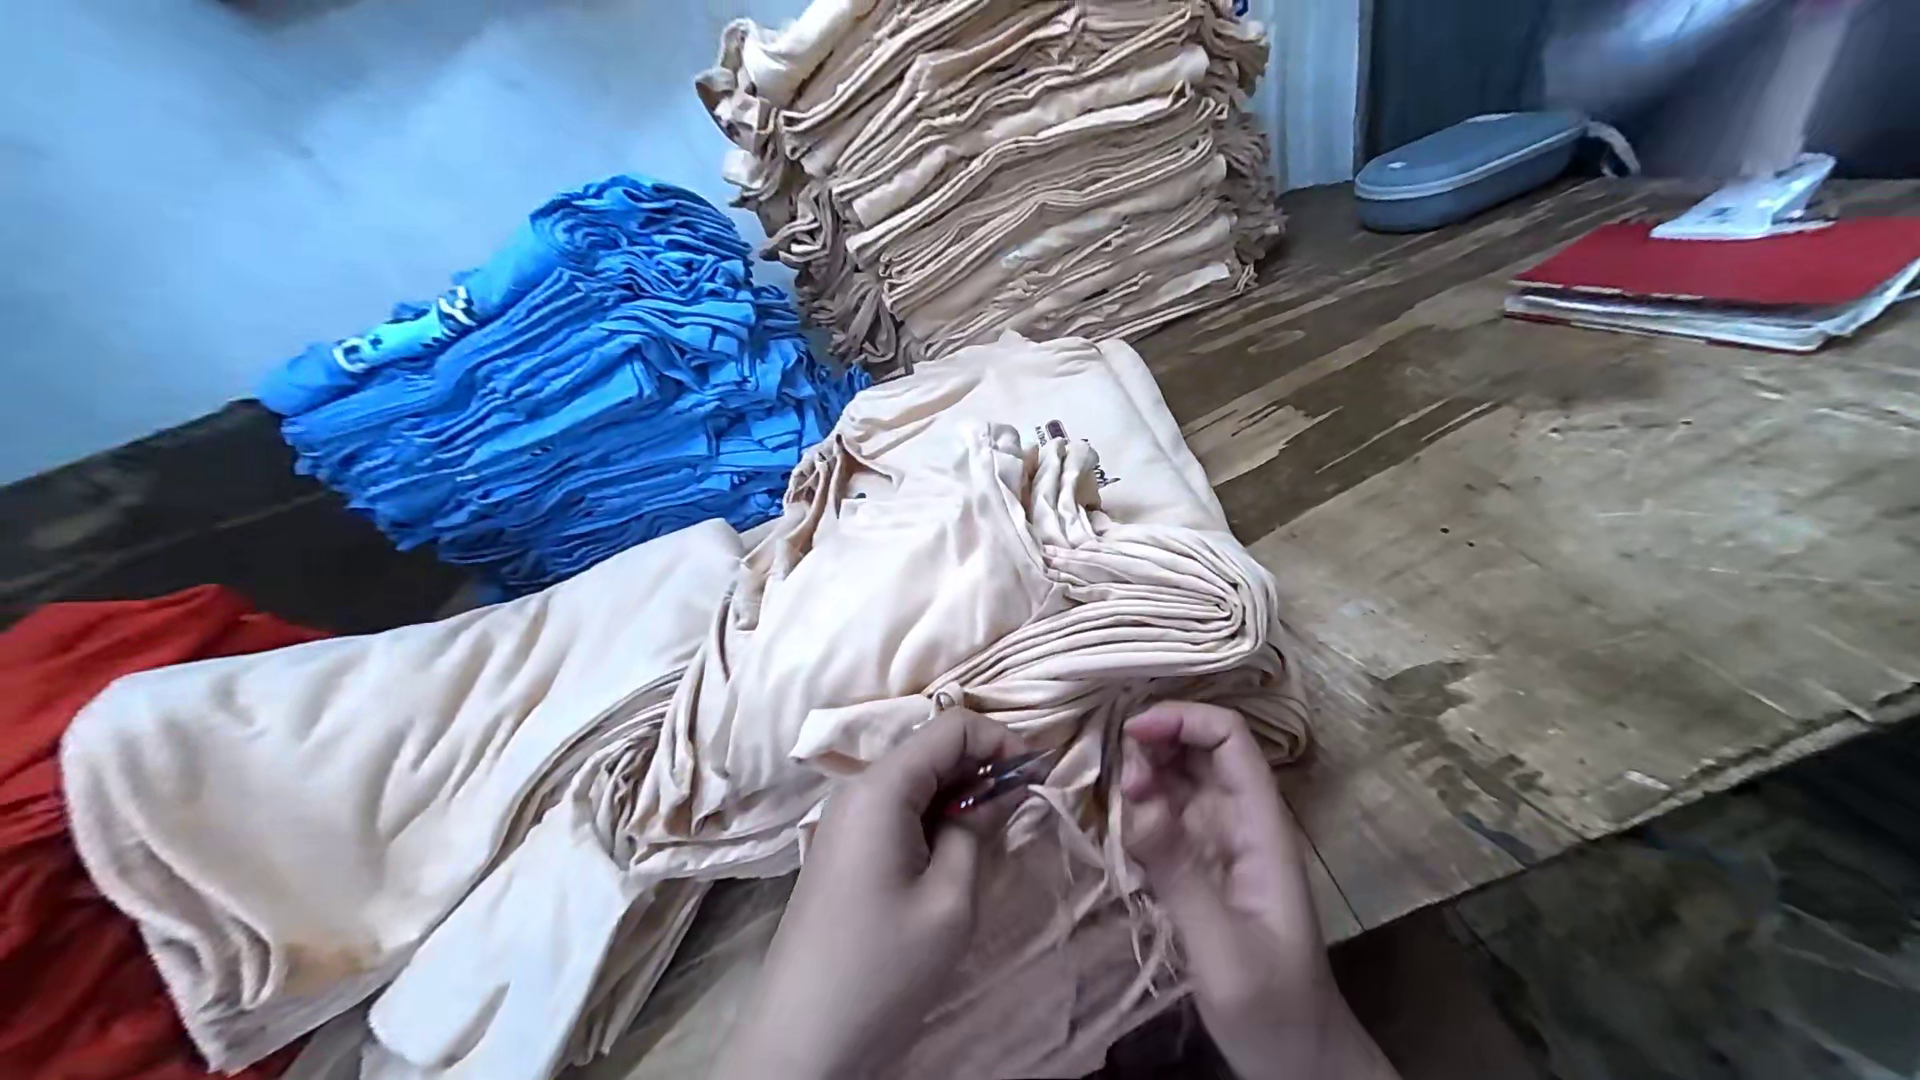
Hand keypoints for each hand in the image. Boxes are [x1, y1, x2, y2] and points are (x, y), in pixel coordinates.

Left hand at [710, 710, 1024, 1079]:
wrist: (800, 1040)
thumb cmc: (884, 968)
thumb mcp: (949, 900)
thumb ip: (978, 827)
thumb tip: (1006, 786)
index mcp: (882, 787)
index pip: (952, 727)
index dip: (1001, 740)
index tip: (1038, 775)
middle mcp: (859, 787)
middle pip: (932, 748)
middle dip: (983, 765)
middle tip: (1024, 802)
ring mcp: (847, 816)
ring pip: (917, 778)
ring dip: (961, 791)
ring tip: (995, 827)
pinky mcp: (845, 843)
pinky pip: (899, 806)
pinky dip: (935, 812)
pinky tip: (955, 845)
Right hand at [1121, 702, 1397, 1079]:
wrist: (1296, 1061)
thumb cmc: (1271, 1008)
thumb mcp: (1223, 949)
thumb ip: (1179, 872)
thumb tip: (1136, 799)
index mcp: (1261, 824)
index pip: (1230, 738)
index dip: (1183, 720)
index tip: (1133, 733)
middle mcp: (1239, 817)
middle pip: (1197, 746)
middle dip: (1155, 745)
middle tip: (1124, 786)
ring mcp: (1216, 837)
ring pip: (1176, 773)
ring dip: (1143, 773)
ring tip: (1123, 809)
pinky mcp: (1196, 858)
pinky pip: (1163, 809)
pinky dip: (1139, 805)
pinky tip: (1127, 833)